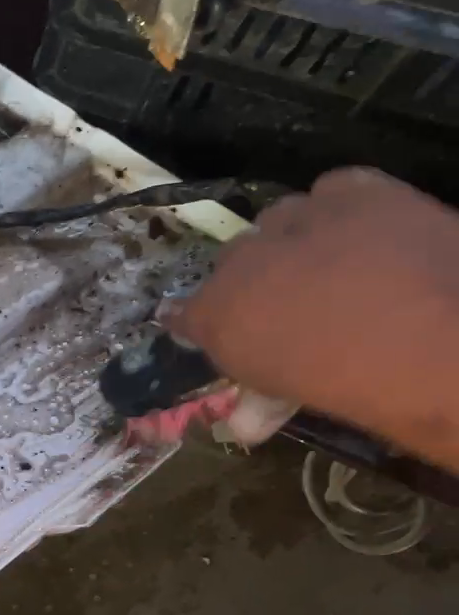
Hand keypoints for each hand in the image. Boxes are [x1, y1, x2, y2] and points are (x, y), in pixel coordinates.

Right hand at [166, 167, 458, 466]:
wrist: (435, 340)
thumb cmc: (349, 380)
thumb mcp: (289, 397)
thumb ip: (254, 404)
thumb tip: (240, 429)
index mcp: (210, 315)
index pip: (181, 312)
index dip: (199, 320)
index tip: (216, 329)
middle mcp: (236, 265)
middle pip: (232, 258)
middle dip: (253, 275)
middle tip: (292, 298)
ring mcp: (296, 227)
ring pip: (278, 217)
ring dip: (294, 234)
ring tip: (329, 258)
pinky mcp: (356, 198)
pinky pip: (335, 186)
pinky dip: (341, 200)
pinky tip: (360, 224)